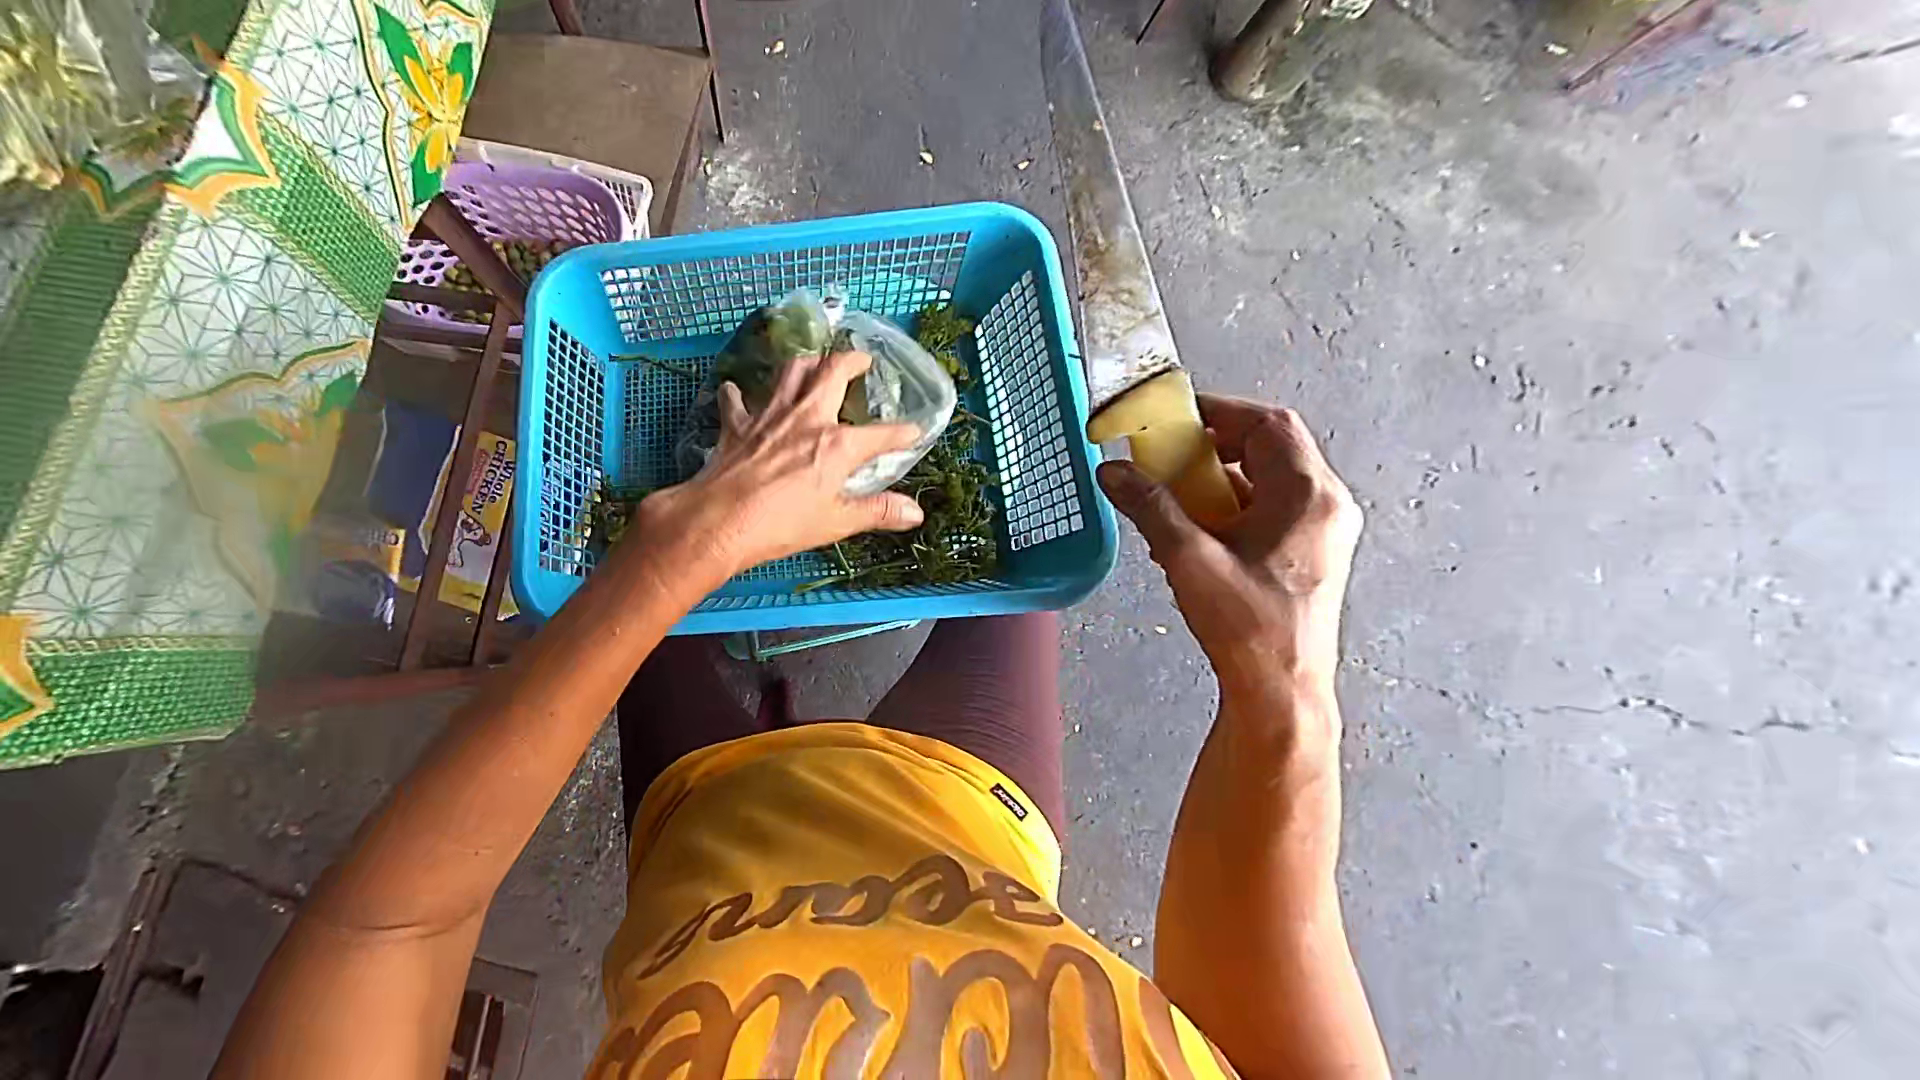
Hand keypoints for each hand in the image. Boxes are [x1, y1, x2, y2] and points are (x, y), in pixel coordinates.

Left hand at [634, 350, 924, 584]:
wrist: (718, 521)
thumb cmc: (782, 524)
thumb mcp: (837, 522)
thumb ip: (878, 512)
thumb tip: (914, 512)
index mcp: (837, 445)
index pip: (882, 435)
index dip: (903, 433)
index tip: (914, 431)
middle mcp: (807, 419)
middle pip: (832, 373)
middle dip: (851, 361)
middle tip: (862, 360)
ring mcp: (770, 416)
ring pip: (790, 372)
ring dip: (806, 363)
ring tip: (815, 363)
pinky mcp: (738, 425)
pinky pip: (738, 401)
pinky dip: (740, 395)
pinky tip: (738, 393)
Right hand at [1098, 396, 1360, 704]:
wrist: (1281, 690)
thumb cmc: (1250, 628)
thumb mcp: (1189, 560)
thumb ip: (1150, 508)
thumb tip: (1114, 472)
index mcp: (1309, 496)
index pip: (1269, 424)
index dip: (1220, 412)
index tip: (1177, 417)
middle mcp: (1325, 506)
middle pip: (1270, 449)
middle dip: (1215, 447)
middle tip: (1172, 455)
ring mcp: (1320, 531)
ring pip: (1266, 480)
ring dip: (1218, 481)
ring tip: (1176, 499)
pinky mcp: (1307, 554)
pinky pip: (1268, 510)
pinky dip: (1229, 508)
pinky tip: (1194, 534)